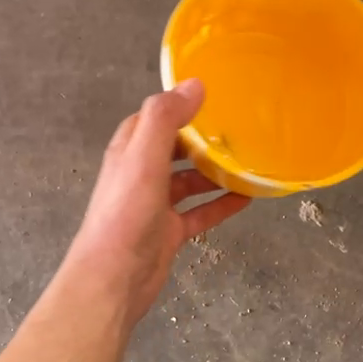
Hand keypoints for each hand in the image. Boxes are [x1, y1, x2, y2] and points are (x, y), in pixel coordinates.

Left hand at [65, 79, 248, 325]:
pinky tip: (247, 198)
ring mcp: (156, 206)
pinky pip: (201, 212)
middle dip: (201, 140)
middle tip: (237, 131)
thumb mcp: (144, 159)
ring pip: (189, 182)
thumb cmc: (127, 214)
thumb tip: (196, 84)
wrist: (115, 278)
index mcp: (129, 152)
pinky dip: (221, 204)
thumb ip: (166, 120)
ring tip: (247, 163)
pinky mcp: (170, 232)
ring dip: (214, 172)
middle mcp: (141, 175)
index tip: (210, 99)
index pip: (151, 119)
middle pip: (174, 149)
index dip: (176, 107)